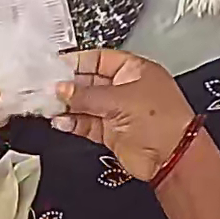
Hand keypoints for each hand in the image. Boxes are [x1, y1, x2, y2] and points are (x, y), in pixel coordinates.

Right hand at [51, 48, 194, 180]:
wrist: (173, 158)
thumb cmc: (159, 120)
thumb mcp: (120, 99)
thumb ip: (86, 95)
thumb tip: (60, 90)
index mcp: (134, 70)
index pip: (100, 59)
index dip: (77, 61)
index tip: (55, 65)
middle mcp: (125, 88)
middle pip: (89, 81)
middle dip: (68, 85)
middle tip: (46, 87)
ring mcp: (118, 111)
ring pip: (85, 104)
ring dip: (67, 105)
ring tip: (48, 105)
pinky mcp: (111, 132)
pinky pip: (87, 123)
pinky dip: (73, 122)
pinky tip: (60, 121)